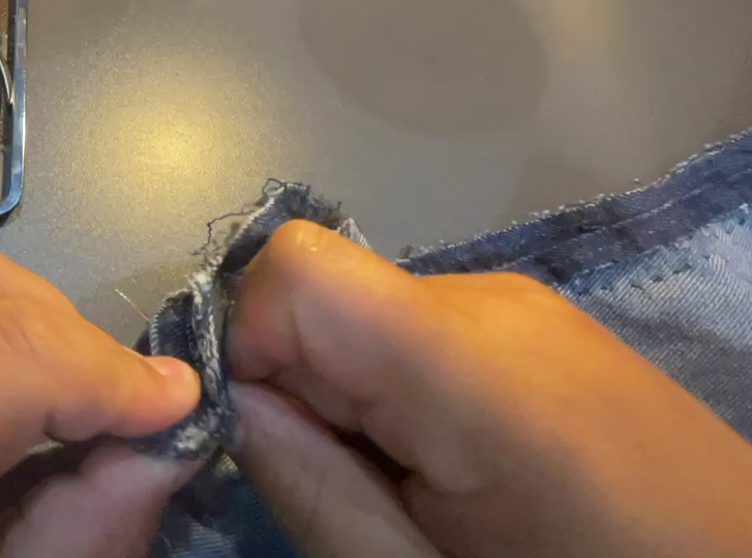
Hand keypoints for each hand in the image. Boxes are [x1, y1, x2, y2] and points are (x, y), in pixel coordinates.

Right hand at [226, 221, 751, 557]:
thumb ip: (308, 484)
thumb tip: (232, 396)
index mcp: (474, 366)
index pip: (296, 267)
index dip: (251, 337)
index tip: (274, 430)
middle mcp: (486, 298)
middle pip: (316, 286)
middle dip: (295, 375)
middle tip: (357, 479)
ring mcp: (510, 297)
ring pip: (350, 303)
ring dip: (339, 381)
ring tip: (410, 474)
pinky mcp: (520, 310)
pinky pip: (396, 317)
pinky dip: (382, 376)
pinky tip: (446, 450)